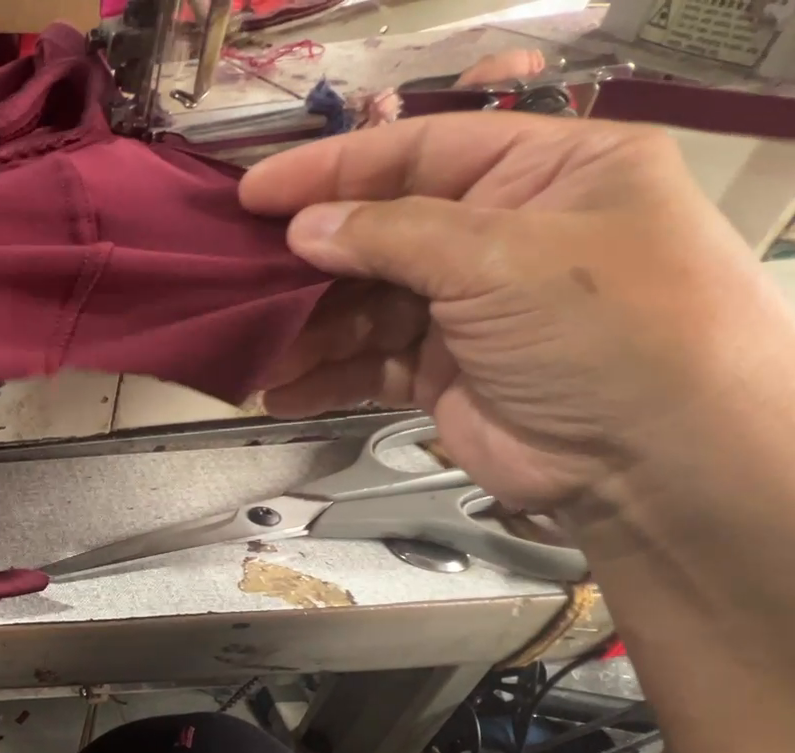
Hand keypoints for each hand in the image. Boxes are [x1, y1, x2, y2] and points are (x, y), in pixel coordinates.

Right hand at [239, 112, 794, 517]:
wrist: (653, 466)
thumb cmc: (607, 333)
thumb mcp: (504, 260)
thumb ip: (394, 236)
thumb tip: (302, 228)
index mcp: (546, 174)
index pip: (421, 151)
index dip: (332, 169)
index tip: (253, 193)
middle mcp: (501, 234)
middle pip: (378, 232)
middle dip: (308, 259)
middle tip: (235, 273)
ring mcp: (466, 307)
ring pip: (360, 306)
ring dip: (305, 331)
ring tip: (254, 352)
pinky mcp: (438, 370)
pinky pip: (364, 364)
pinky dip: (322, 379)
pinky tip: (282, 393)